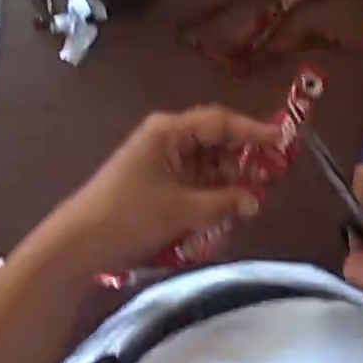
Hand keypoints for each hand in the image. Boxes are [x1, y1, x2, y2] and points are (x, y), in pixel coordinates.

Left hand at [36, 105, 282, 274]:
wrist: (80, 241)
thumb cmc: (130, 216)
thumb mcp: (181, 210)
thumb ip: (222, 202)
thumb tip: (255, 200)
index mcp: (169, 131)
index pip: (219, 121)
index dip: (252, 129)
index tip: (282, 139)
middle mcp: (166, 137)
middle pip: (214, 139)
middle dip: (241, 158)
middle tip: (272, 175)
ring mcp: (160, 158)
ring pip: (205, 161)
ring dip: (226, 179)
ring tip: (250, 199)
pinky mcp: (156, 179)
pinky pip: (192, 178)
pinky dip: (209, 191)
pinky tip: (225, 208)